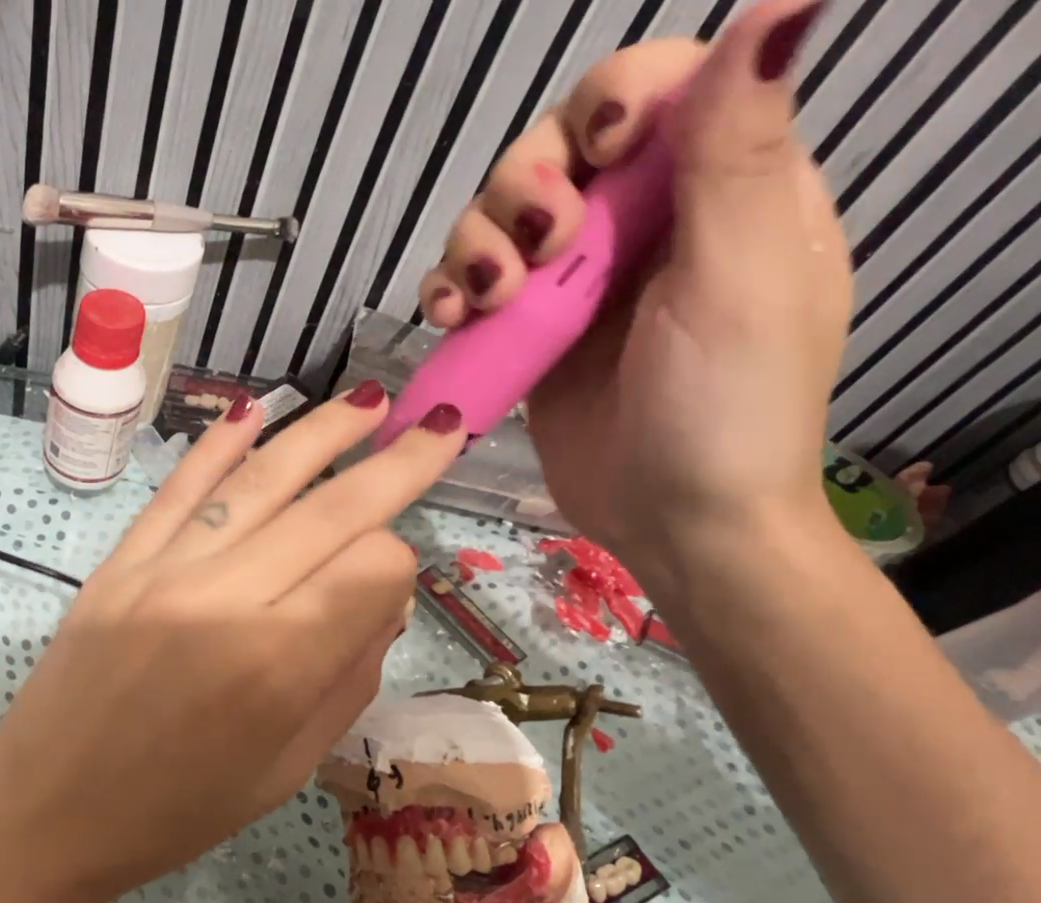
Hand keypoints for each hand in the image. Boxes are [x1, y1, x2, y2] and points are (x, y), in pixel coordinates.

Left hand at [0, 384, 464, 902]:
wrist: (47, 807)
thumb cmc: (175, 813)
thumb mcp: (286, 770)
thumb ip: (345, 679)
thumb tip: (380, 600)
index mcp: (278, 663)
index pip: (372, 566)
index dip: (395, 569)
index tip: (384, 590)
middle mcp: (226, 598)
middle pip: (330, 509)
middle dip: (395, 465)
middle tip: (443, 423)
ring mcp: (164, 570)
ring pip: (258, 479)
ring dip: (321, 433)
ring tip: (370, 401)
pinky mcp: (119, 561)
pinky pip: (177, 488)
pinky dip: (217, 445)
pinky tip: (255, 409)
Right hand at [420, 0, 849, 578]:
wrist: (674, 524)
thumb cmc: (729, 408)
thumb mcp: (741, 279)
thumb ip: (738, 154)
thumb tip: (782, 2)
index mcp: (723, 186)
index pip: (659, 89)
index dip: (612, 100)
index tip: (594, 157)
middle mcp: (644, 219)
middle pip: (557, 144)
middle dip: (525, 184)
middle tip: (536, 250)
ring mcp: (577, 276)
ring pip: (498, 211)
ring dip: (475, 242)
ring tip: (486, 301)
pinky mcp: (526, 327)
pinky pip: (469, 279)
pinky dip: (447, 288)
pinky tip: (448, 317)